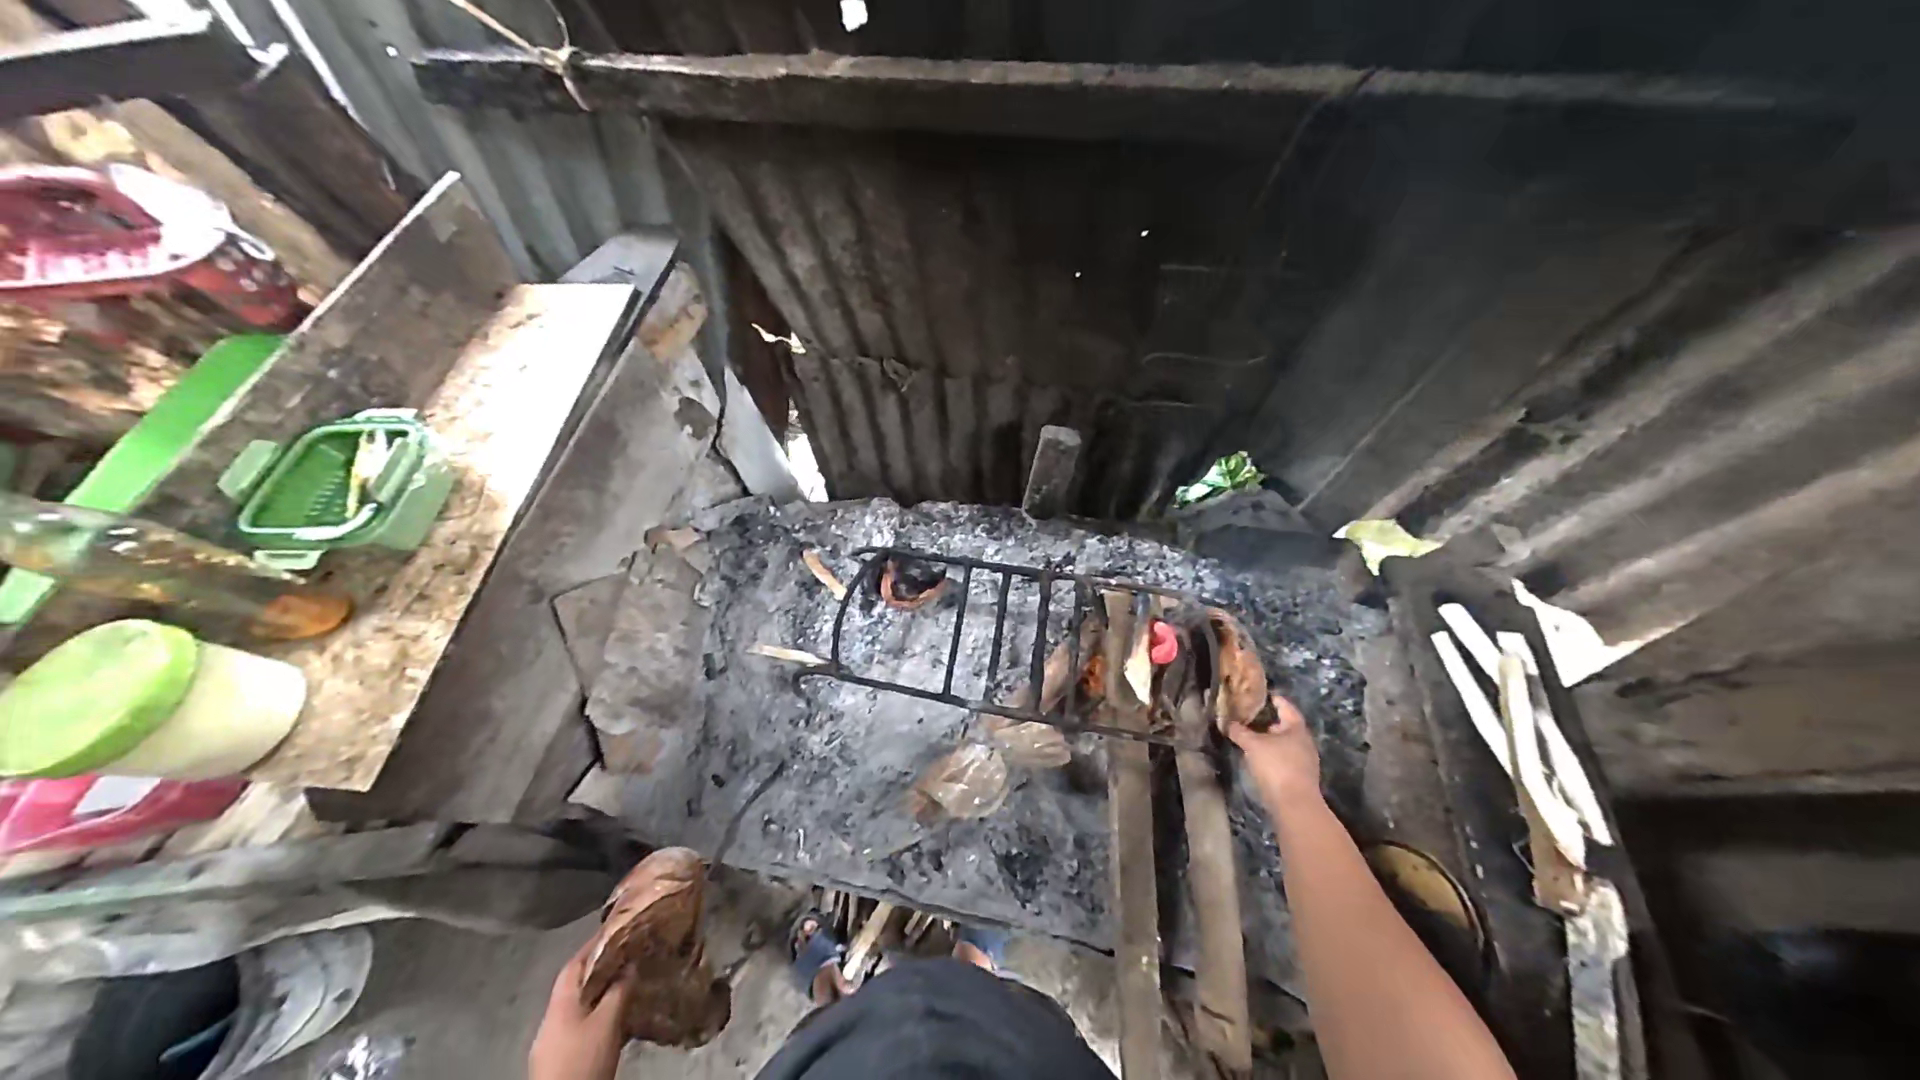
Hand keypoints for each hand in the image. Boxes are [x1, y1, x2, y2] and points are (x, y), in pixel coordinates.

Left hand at [529, 938, 630, 1079]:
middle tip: (627, 955)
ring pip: (579, 1007)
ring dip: (600, 993)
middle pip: (575, 985)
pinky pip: (580, 1025)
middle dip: (600, 968)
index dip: (593, 945)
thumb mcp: (607, 1023)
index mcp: (559, 1005)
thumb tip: (630, 964)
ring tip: (627, 984)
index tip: (615, 929)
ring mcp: (552, 1042)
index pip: (574, 965)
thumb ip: (619, 990)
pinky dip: (598, 1014)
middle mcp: (550, 1020)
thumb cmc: (583, 1061)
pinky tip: (615, 1019)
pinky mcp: (558, 1060)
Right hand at [1226, 694, 1323, 813]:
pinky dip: (1271, 752)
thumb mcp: (1253, 745)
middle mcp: (1304, 741)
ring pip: (1284, 742)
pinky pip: (1283, 756)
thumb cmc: (1276, 766)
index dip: (1272, 698)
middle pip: (1285, 725)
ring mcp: (1304, 759)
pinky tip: (1257, 756)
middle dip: (1267, 720)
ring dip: (1268, 738)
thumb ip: (1239, 731)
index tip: (1258, 694)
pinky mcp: (1299, 775)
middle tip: (1247, 715)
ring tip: (1248, 735)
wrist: (1294, 803)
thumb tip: (1226, 721)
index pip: (1285, 706)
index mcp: (1296, 728)